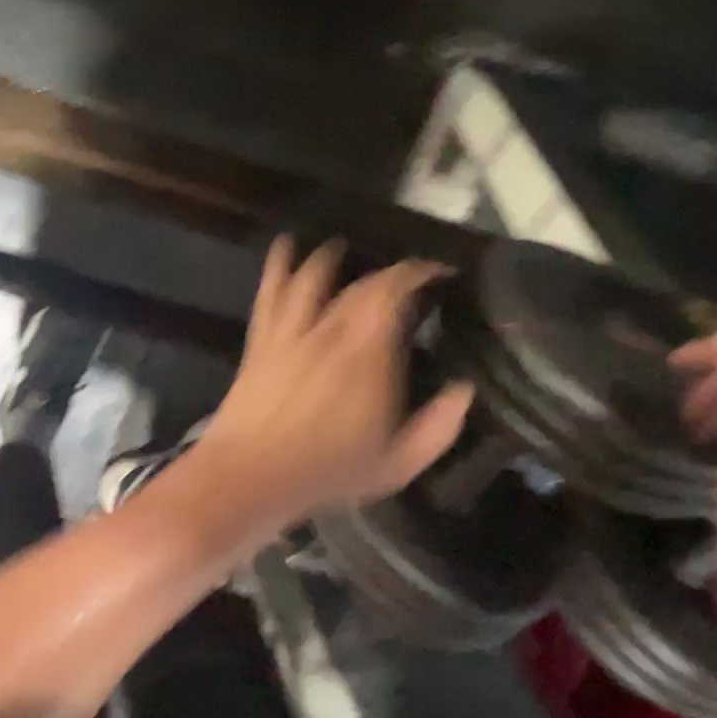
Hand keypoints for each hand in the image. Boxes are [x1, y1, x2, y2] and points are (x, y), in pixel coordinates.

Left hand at [185, 237, 473, 531]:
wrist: (251, 473)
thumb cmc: (328, 471)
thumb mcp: (398, 462)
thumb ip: (438, 426)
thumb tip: (465, 390)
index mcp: (368, 353)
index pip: (395, 291)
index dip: (419, 272)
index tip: (440, 272)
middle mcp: (329, 329)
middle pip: (359, 283)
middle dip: (387, 272)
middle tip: (404, 277)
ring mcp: (290, 330)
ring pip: (312, 276)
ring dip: (330, 256)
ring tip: (344, 248)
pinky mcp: (261, 337)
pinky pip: (270, 290)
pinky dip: (278, 264)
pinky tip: (284, 244)